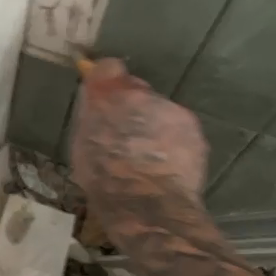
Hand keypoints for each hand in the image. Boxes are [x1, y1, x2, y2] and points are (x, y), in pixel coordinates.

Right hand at [68, 58, 208, 217]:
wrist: (148, 206)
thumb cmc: (104, 181)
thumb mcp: (82, 147)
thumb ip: (91, 117)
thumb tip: (95, 103)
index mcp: (108, 96)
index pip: (107, 68)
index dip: (106, 81)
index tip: (104, 96)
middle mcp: (141, 94)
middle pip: (137, 91)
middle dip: (132, 107)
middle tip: (125, 136)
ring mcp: (171, 109)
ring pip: (160, 111)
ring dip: (153, 125)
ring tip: (147, 156)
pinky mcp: (192, 127)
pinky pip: (178, 129)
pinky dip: (172, 141)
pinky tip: (165, 165)